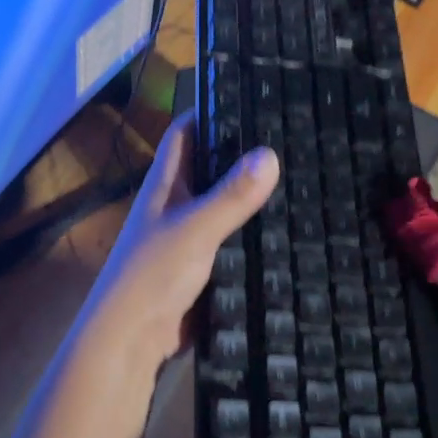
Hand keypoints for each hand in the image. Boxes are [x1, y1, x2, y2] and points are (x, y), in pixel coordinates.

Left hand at [82, 116, 280, 375]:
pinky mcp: (206, 269)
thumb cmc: (152, 274)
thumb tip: (270, 153)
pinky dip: (257, 234)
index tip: (251, 95)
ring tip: (305, 176)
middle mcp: (177, 204)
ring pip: (226, 205)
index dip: (210, 110)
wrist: (131, 343)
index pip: (186, 132)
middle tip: (293, 135)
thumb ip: (231, 195)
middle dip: (243, 152)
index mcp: (166, 184)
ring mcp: (191, 237)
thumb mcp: (195, 228)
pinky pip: (236, 242)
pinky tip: (292, 230)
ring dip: (254, 196)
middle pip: (211, 167)